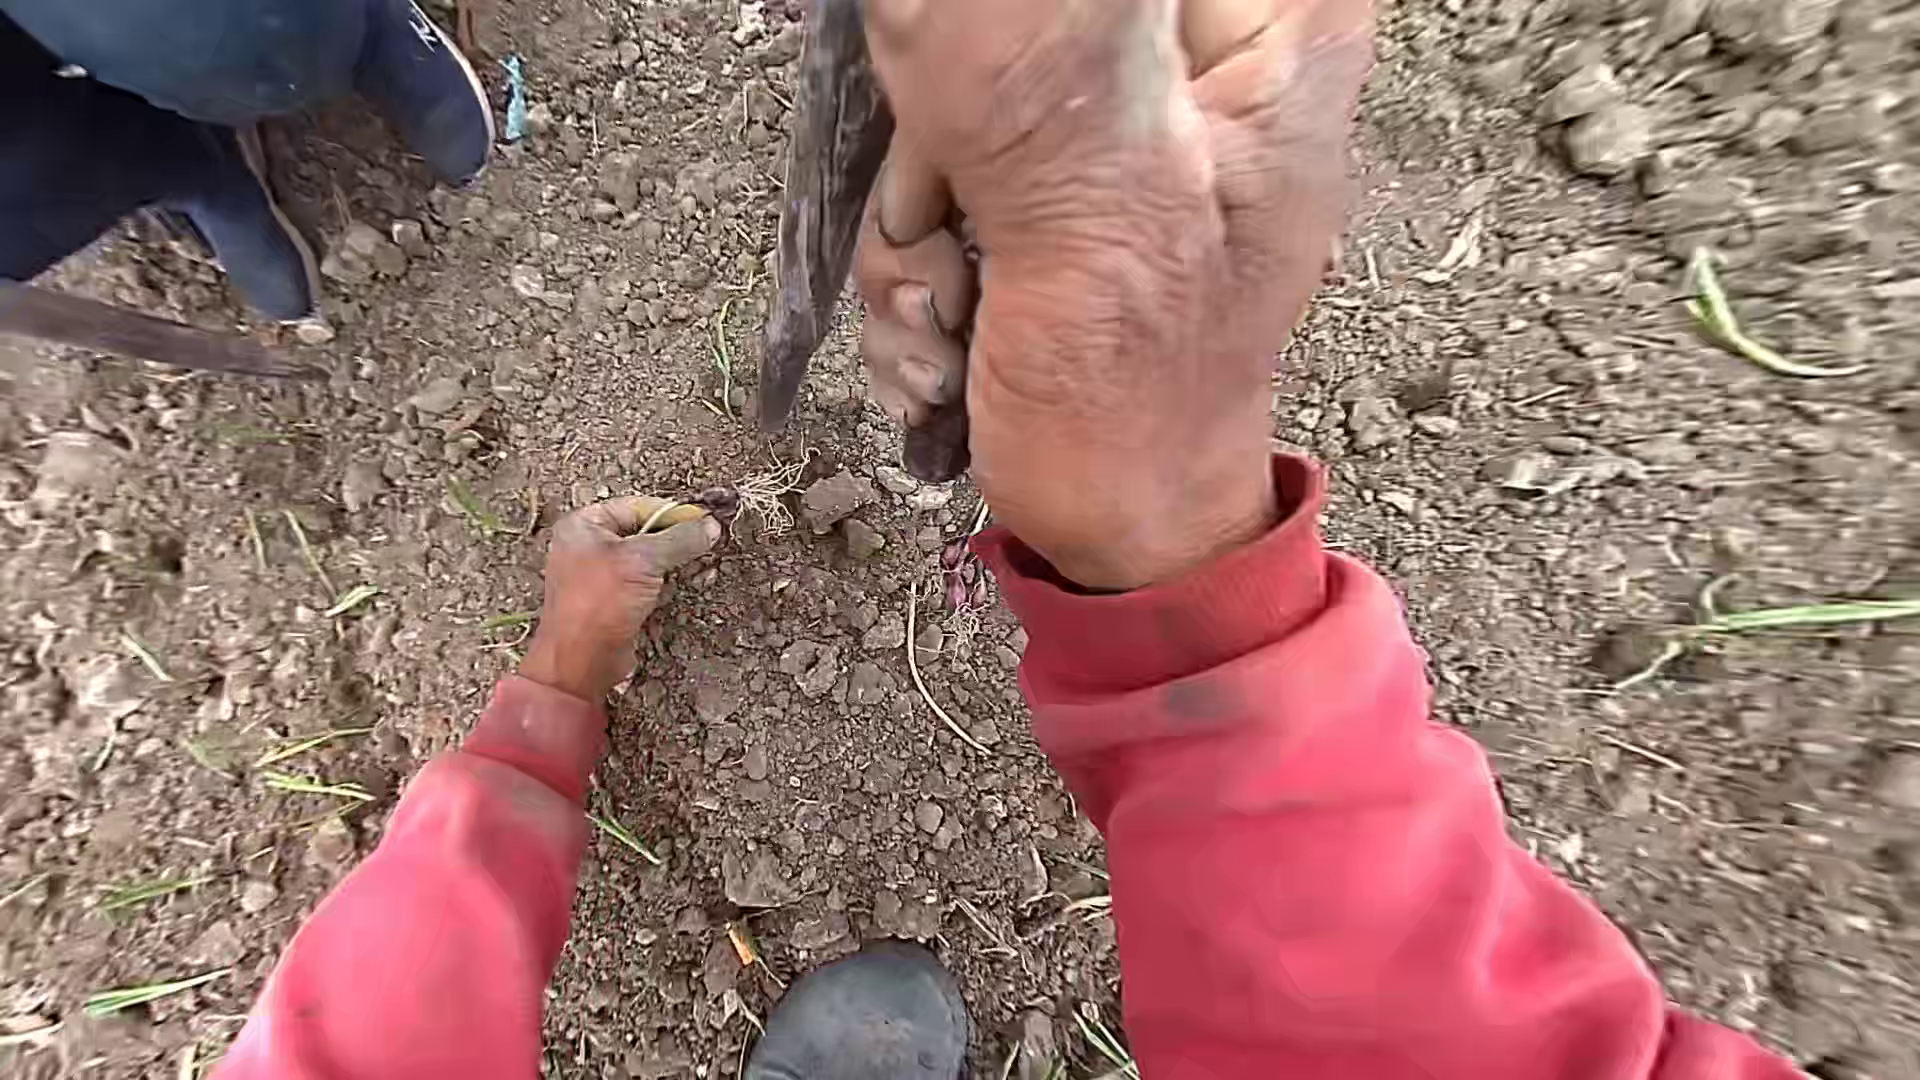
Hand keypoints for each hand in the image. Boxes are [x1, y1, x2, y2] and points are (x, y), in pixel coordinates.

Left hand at [519, 497, 718, 700]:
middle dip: (677, 538)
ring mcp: (603, 573)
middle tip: (706, 542)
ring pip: (650, 557)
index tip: (704, 521)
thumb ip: (680, 538)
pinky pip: (648, 580)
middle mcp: (590, 544)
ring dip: (676, 561)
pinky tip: (685, 585)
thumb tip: (712, 526)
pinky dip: (668, 581)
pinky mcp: (616, 598)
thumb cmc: (600, 602)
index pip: (639, 506)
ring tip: (700, 566)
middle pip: (646, 531)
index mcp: (585, 525)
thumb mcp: (644, 560)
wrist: (580, 660)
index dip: (673, 513)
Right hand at [856, 0, 1372, 588]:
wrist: (1120, 532)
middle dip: (932, 184)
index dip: (997, 48)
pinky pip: (921, 222)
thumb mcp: (1097, 244)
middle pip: (982, 48)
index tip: (966, 160)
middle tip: (959, 283)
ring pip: (929, 146)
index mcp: (1251, 49)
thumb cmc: (1137, 419)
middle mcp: (1167, 88)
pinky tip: (943, 367)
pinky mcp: (1025, 231)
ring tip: (952, 346)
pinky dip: (911, 301)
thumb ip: (1022, 83)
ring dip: (911, 265)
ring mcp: (1083, 168)